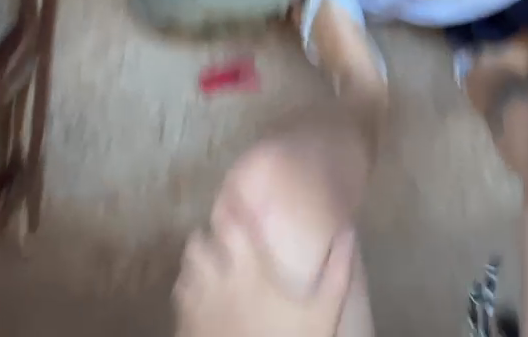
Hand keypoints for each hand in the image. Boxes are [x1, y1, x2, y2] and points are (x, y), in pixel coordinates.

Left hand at [173, 204, 357, 336]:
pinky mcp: (185, 333)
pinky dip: (187, 298)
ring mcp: (196, 310)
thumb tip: (349, 231)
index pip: (227, 225)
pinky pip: (178, 306)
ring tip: (210, 269)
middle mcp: (216, 282)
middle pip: (196, 244)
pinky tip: (201, 304)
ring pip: (184, 273)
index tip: (236, 204)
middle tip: (223, 242)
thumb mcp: (323, 313)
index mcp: (247, 270)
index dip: (228, 211)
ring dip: (194, 267)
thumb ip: (337, 271)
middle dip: (206, 238)